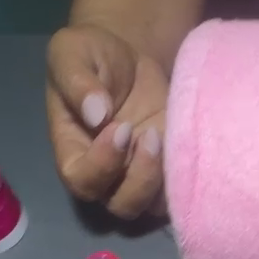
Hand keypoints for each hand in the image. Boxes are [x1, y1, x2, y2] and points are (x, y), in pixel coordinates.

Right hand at [46, 23, 168, 219]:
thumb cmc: (94, 57)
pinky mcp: (168, 174)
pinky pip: (180, 195)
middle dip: (139, 178)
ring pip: (153, 206)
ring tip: (165, 137)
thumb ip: (76, 80)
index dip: (102, 164)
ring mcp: (140, 179)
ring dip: (162, 180)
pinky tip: (186, 146)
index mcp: (74, 152)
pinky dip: (186, 178)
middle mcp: (107, 176)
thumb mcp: (71, 52)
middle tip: (150, 135)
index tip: (119, 127)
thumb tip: (96, 113)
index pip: (82, 181)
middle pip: (122, 205)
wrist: (131, 59)